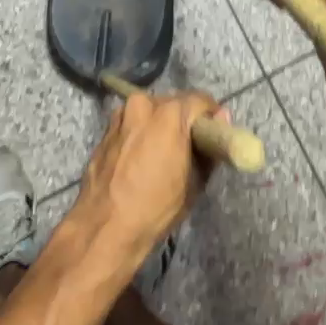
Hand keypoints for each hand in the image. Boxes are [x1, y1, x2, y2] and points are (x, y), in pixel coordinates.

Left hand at [75, 90, 223, 254]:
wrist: (106, 224)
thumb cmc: (156, 205)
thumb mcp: (195, 182)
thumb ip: (210, 148)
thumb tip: (220, 123)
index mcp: (169, 114)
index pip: (200, 100)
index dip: (211, 115)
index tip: (214, 132)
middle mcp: (143, 104)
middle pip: (172, 102)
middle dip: (184, 118)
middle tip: (190, 144)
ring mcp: (121, 115)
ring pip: (149, 110)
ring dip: (159, 123)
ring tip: (162, 151)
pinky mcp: (106, 129)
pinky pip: (130, 122)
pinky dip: (139, 132)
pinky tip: (139, 157)